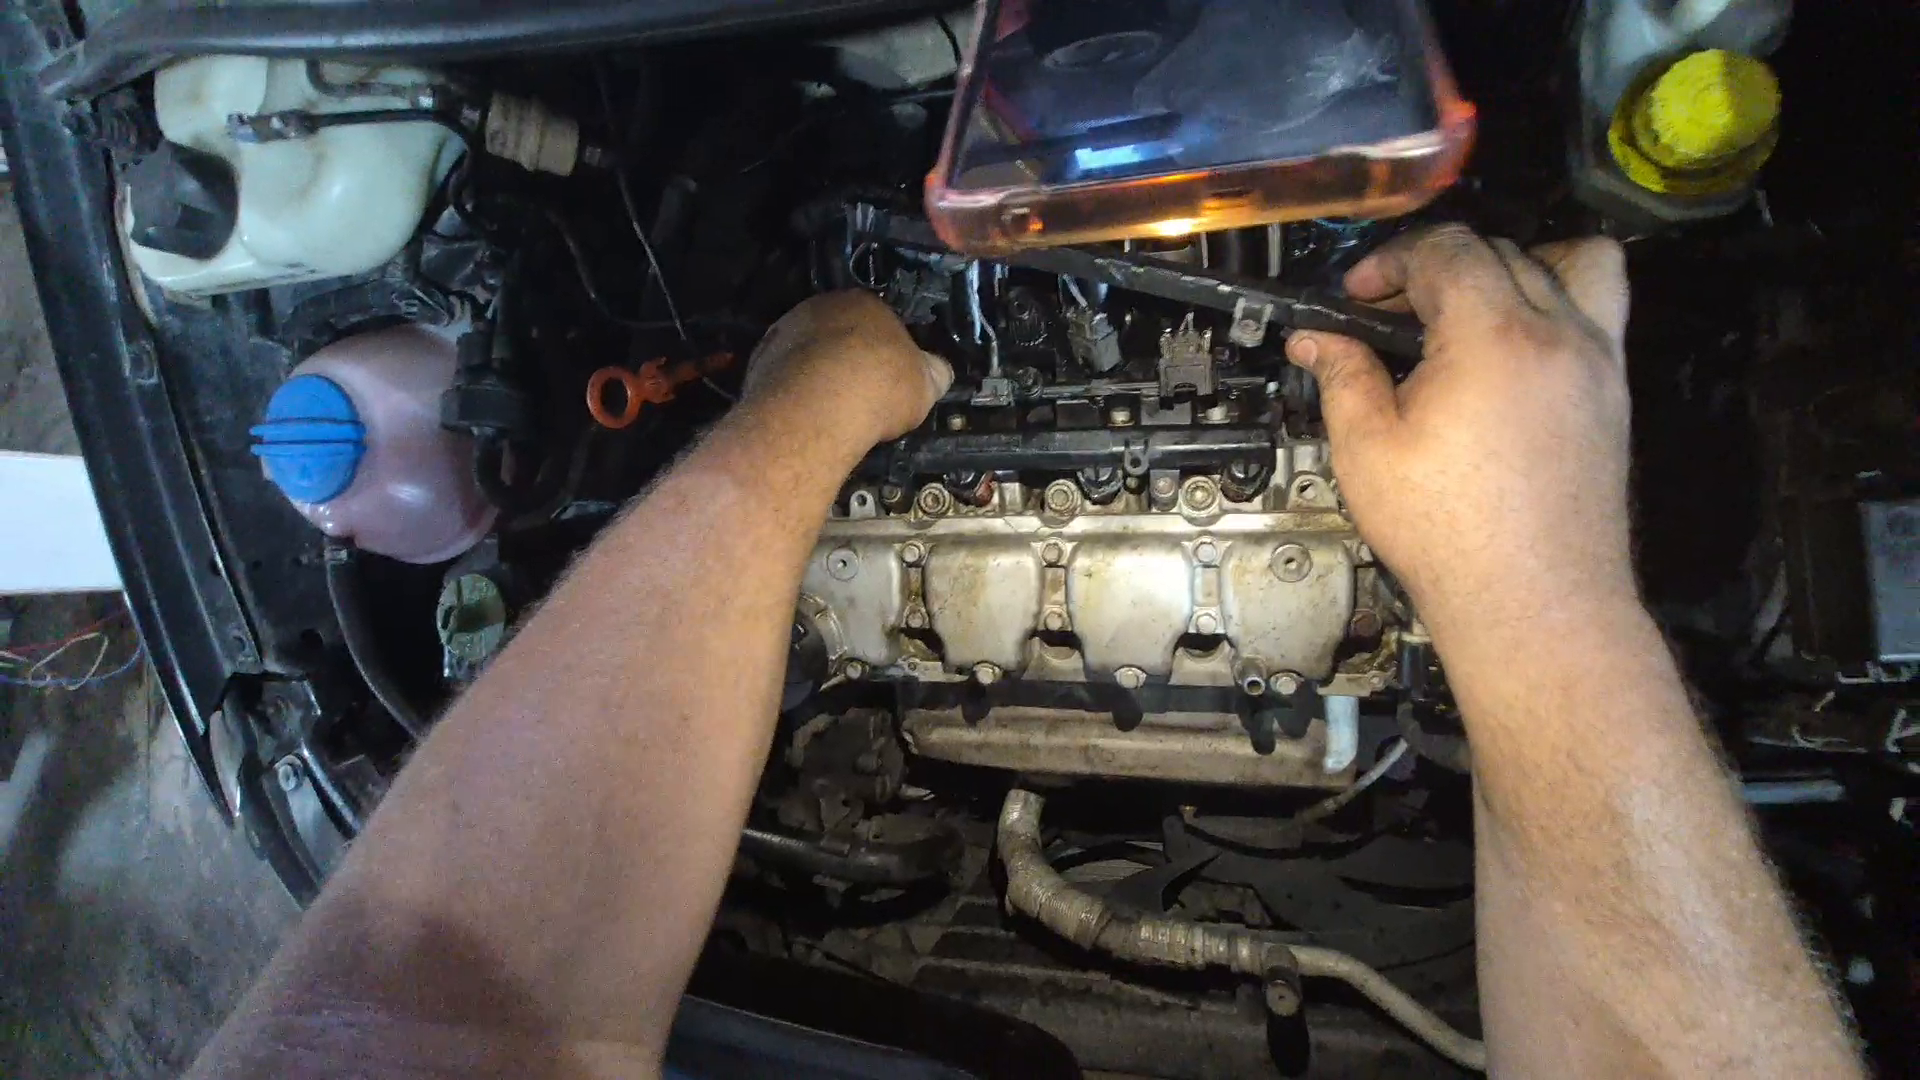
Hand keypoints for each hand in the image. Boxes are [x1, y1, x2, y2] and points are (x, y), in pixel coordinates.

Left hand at [744, 290, 952, 443]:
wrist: (818, 408)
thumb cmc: (881, 387)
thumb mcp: (926, 384)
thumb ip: (934, 372)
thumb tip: (938, 370)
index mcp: (867, 302)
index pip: (881, 320)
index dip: (887, 350)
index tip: (890, 377)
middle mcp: (822, 305)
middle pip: (840, 331)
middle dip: (848, 357)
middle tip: (860, 393)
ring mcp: (786, 329)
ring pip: (808, 350)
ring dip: (818, 372)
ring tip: (830, 408)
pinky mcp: (760, 358)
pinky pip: (784, 373)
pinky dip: (794, 389)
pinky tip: (805, 413)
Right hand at [1285, 225, 1633, 635]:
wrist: (1530, 595)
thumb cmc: (1443, 528)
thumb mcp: (1366, 449)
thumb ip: (1342, 377)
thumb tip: (1314, 341)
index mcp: (1492, 338)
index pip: (1447, 252)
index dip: (1389, 261)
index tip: (1353, 295)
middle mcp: (1559, 333)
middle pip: (1499, 251)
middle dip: (1431, 267)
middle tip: (1383, 313)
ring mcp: (1598, 360)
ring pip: (1567, 262)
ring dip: (1506, 266)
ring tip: (1459, 311)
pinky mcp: (1611, 391)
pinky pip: (1595, 307)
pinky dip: (1548, 300)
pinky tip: (1501, 350)